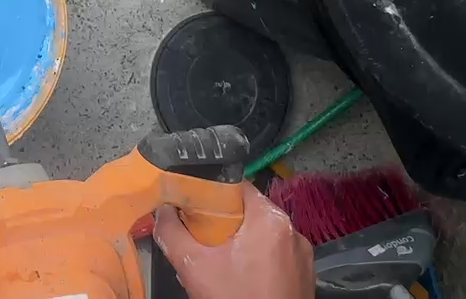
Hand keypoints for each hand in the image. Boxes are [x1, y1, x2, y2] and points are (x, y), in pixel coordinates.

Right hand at [154, 183, 314, 298]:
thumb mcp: (195, 268)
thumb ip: (172, 232)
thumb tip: (161, 212)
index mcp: (270, 220)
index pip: (234, 185)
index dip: (210, 194)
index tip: (193, 209)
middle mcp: (292, 232)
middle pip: (246, 211)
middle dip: (222, 223)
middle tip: (202, 240)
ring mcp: (301, 257)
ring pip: (259, 235)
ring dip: (238, 243)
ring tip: (218, 263)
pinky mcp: (304, 277)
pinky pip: (273, 256)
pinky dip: (255, 261)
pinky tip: (238, 279)